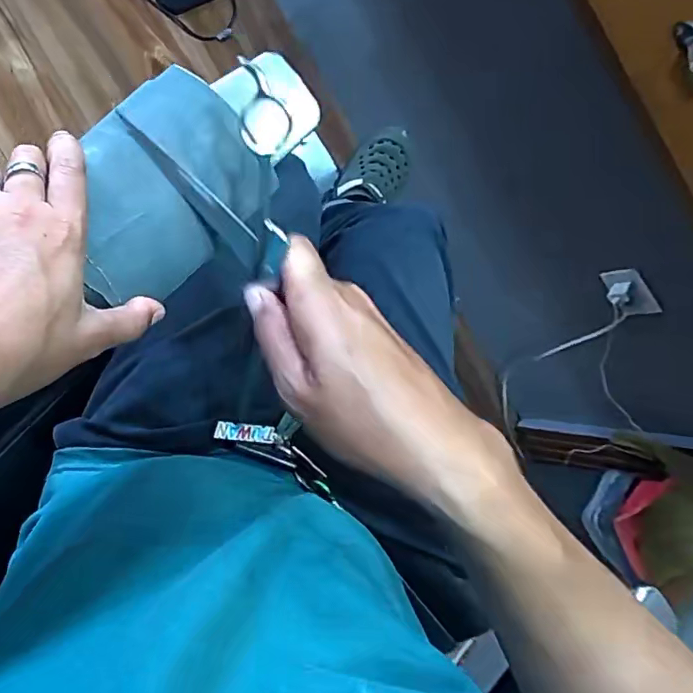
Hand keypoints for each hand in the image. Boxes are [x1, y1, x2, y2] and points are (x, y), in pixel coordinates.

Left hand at [0, 132, 162, 447]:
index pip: (69, 169)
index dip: (65, 149)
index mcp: (63, 231)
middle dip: (26, 166)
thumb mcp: (83, 341)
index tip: (60, 143)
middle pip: (24, 160)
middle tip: (22, 188)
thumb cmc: (25, 350)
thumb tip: (158, 310)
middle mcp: (21, 209)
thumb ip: (124, 321)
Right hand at [244, 236, 518, 517]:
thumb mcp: (296, 389)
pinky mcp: (382, 327)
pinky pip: (337, 311)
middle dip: (281, 299)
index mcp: (323, 303)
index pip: (292, 246)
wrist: (437, 446)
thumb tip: (254, 293)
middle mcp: (349, 294)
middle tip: (274, 345)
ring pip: (319, 294)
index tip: (256, 299)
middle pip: (302, 273)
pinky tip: (328, 369)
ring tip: (300, 363)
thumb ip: (271, 334)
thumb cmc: (358, 422)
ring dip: (302, 318)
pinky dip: (323, 329)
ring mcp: (370, 309)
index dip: (268, 262)